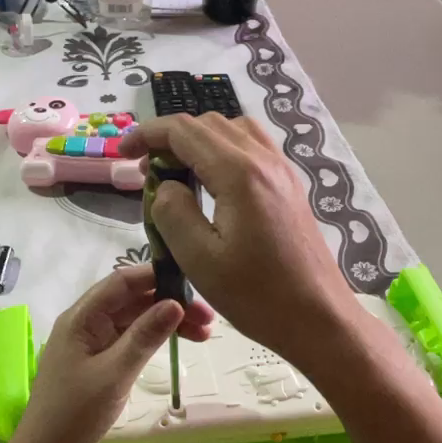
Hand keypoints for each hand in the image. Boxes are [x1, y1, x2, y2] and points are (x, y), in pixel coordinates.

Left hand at [3, 265, 213, 442]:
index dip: (157, 277)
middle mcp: (87, 324)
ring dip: (167, 322)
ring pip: (135, 320)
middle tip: (209, 318)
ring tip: (204, 333)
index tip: (194, 283)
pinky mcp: (101, 364)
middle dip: (169, 303)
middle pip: (133, 300)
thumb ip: (145, 337)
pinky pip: (131, 340)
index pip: (122, 282)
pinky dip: (155, 339)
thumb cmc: (75, 413)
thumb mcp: (114, 374)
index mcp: (82, 318)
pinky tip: (179, 344)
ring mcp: (93, 344)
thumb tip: (175, 303)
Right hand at [118, 113, 364, 368]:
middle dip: (170, 138)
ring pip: (233, 130)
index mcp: (239, 173)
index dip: (147, 134)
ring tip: (177, 174)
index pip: (184, 131)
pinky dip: (222, 151)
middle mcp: (264, 160)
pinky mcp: (289, 187)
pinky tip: (212, 184)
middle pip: (208, 124)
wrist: (318, 318)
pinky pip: (252, 148)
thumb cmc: (256, 297)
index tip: (123, 153)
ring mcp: (282, 171)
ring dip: (198, 142)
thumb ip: (173, 212)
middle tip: (146, 172)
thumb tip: (166, 185)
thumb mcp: (199, 259)